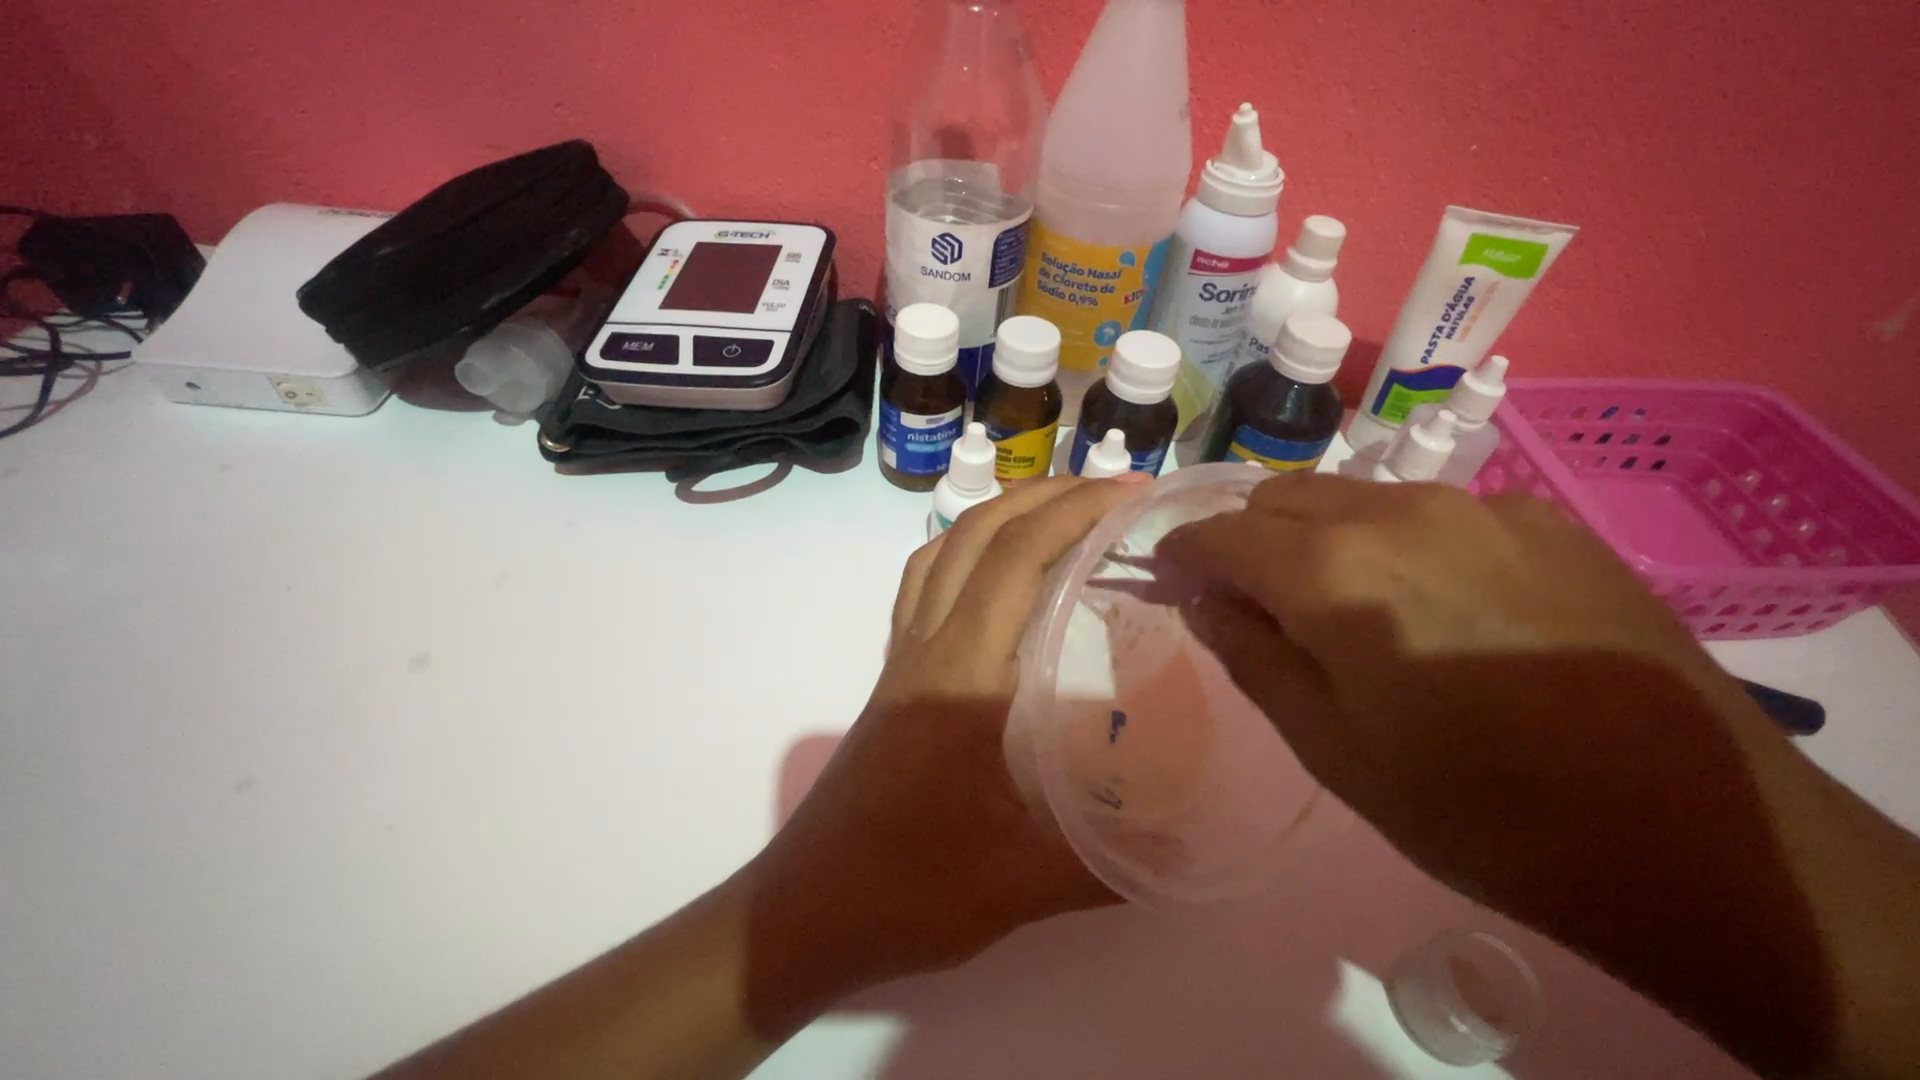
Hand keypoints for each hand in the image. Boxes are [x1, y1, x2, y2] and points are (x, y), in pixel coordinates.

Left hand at [742, 474, 1148, 1035]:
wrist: (803, 912)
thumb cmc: (905, 892)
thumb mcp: (1018, 886)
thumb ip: (1104, 864)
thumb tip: (1183, 845)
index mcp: (960, 678)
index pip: (1015, 561)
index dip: (1074, 512)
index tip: (1134, 493)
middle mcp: (925, 650)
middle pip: (976, 536)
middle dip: (1045, 496)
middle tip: (1112, 490)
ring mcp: (901, 661)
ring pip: (942, 553)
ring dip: (1000, 515)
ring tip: (1060, 514)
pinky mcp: (891, 680)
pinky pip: (924, 588)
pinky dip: (964, 553)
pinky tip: (998, 578)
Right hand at [1156, 474, 1919, 1076]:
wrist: (1693, 830)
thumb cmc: (1478, 809)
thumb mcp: (1334, 750)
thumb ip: (1253, 657)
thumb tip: (1203, 600)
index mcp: (1333, 572)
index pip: (1219, 533)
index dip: (1180, 554)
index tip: (1167, 582)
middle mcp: (1398, 512)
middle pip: (1281, 498)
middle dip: (1245, 541)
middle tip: (1249, 604)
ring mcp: (1480, 507)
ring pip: (1356, 497)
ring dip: (1318, 537)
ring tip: (1340, 608)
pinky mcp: (1544, 521)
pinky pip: (1433, 512)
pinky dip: (1394, 541)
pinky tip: (1434, 606)